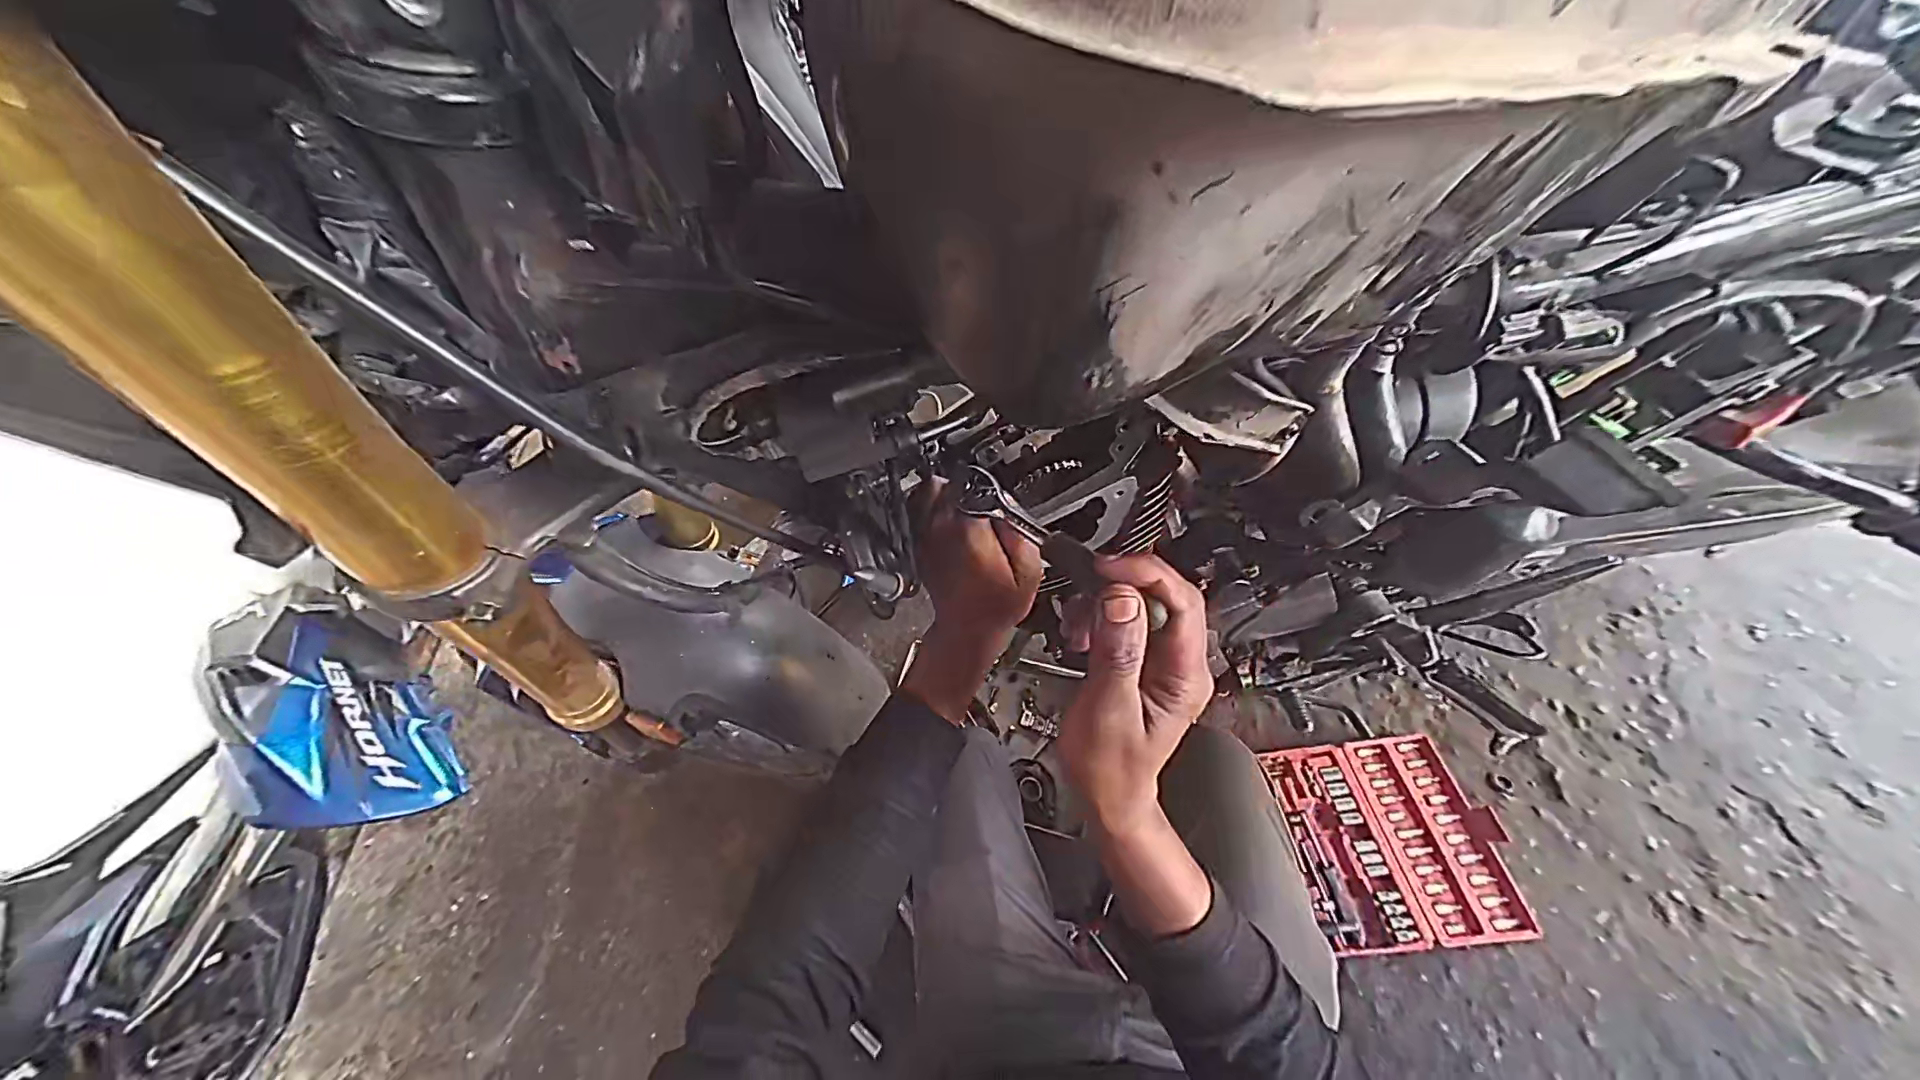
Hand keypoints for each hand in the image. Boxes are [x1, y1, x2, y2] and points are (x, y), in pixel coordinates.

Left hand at [900, 480, 1042, 722]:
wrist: (966, 628)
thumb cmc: (995, 606)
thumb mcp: (1029, 572)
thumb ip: (1021, 532)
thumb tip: (1008, 507)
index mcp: (970, 532)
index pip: (976, 484)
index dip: (992, 490)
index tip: (1000, 505)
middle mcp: (941, 529)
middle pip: (953, 483)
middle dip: (973, 489)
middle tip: (987, 510)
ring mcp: (926, 534)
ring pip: (932, 489)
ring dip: (951, 493)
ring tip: (969, 510)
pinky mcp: (920, 541)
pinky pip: (922, 507)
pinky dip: (935, 506)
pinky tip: (953, 519)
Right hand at [1058, 554, 1213, 837]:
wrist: (1106, 794)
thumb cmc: (1111, 769)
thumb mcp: (1109, 710)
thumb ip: (1118, 653)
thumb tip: (1122, 599)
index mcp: (1185, 675)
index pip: (1183, 602)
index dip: (1147, 575)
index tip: (1109, 569)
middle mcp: (1178, 662)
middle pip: (1163, 595)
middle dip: (1120, 585)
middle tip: (1088, 589)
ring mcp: (1159, 659)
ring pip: (1140, 602)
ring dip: (1103, 602)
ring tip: (1079, 626)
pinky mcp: (1137, 657)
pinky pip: (1122, 618)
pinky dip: (1097, 615)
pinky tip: (1082, 632)